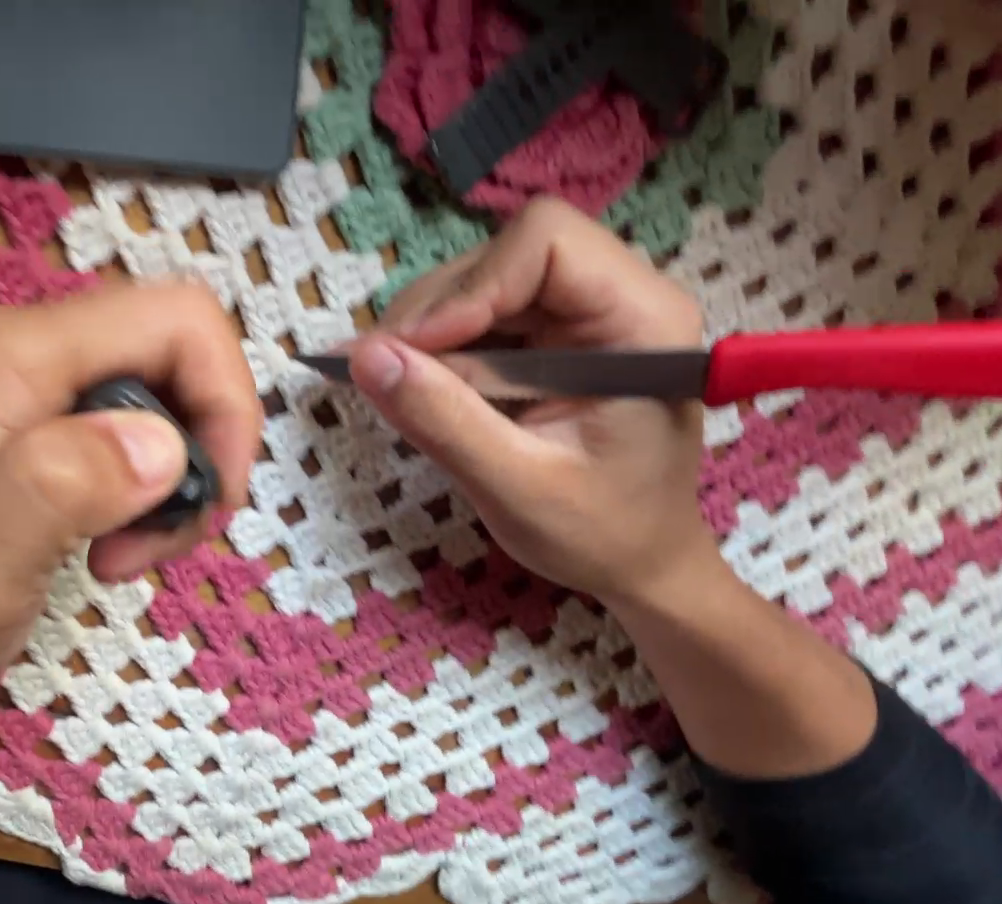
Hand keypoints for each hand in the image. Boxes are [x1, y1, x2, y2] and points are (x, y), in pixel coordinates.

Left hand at [0, 284, 260, 708]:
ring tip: (123, 555)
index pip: (177, 320)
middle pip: (178, 356)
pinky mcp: (36, 419)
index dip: (225, 402)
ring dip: (173, 482)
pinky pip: (131, 430)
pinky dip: (146, 492)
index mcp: (12, 357)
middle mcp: (24, 347)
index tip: (211, 499)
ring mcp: (29, 381)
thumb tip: (163, 444)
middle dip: (199, 452)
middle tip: (156, 542)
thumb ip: (56, 487)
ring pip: (162, 398)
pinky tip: (108, 545)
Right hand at [344, 197, 716, 602]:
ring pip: (477, 283)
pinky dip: (432, 350)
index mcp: (639, 322)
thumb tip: (362, 357)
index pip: (545, 243)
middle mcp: (614, 298)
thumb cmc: (597, 532)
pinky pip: (475, 318)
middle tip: (378, 375)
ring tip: (392, 387)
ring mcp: (577, 318)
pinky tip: (412, 388)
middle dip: (431, 313)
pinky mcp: (546, 340)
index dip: (469, 288)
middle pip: (501, 258)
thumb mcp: (513, 485)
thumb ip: (442, 420)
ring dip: (422, 332)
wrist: (633, 562)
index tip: (411, 352)